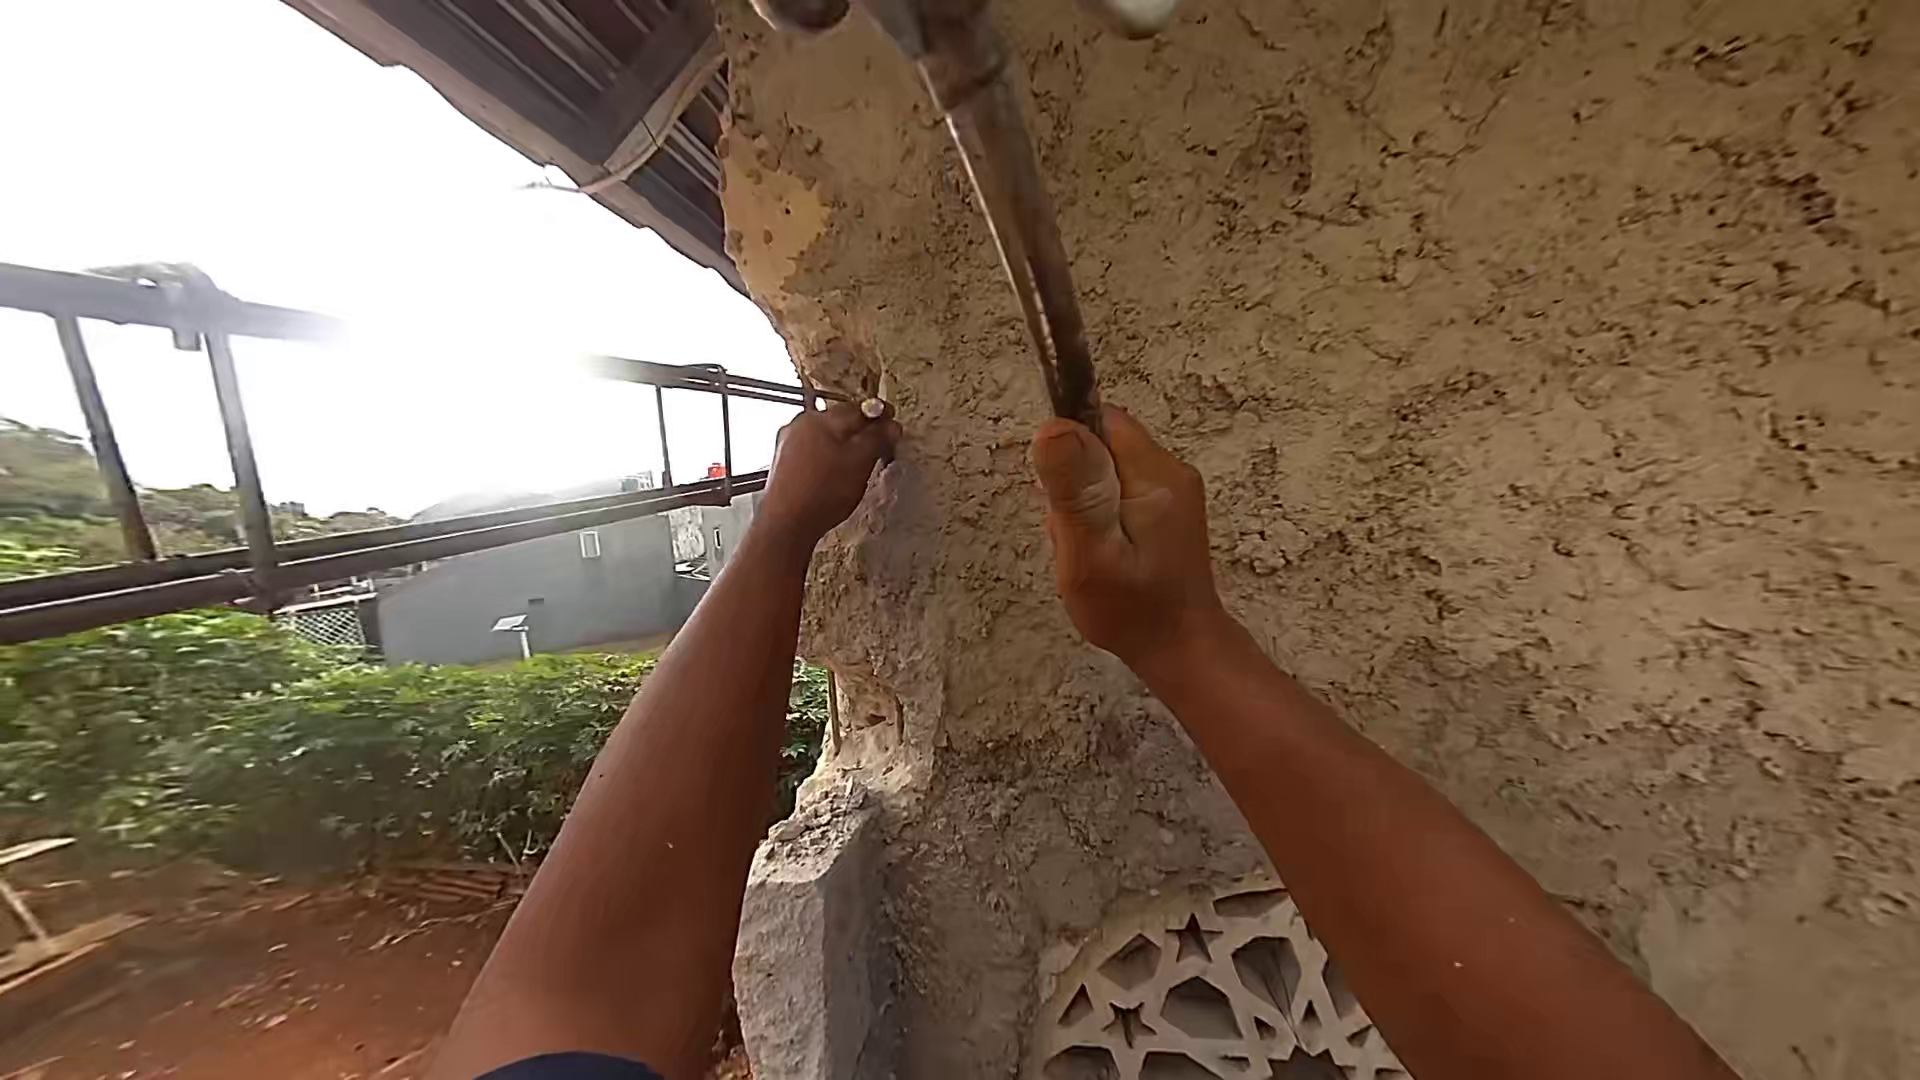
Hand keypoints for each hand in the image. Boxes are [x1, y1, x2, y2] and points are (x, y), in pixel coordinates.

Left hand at [759, 401, 900, 546]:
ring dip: (844, 445)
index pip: (859, 408)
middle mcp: (801, 425)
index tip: (893, 425)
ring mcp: (789, 444)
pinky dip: (828, 458)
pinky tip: (834, 475)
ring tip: (858, 465)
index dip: (880, 416)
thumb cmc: (823, 491)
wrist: (787, 522)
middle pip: (841, 421)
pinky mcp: (784, 463)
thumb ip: (878, 439)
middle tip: (881, 446)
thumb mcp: (860, 462)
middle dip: (862, 431)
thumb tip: (891, 426)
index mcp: (821, 419)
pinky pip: (813, 452)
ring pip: (826, 437)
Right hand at [1031, 406, 1228, 670]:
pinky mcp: (1166, 509)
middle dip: (1072, 485)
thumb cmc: (1130, 609)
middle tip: (1073, 535)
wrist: (1179, 648)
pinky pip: (1116, 491)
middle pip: (1100, 447)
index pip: (1100, 422)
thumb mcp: (1091, 553)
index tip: (1059, 499)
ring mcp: (1171, 490)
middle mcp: (1170, 471)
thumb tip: (1051, 427)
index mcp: (1155, 474)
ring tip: (1086, 549)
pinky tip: (1100, 551)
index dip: (1068, 451)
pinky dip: (1096, 516)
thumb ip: (1074, 492)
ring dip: (1082, 504)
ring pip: (1104, 472)